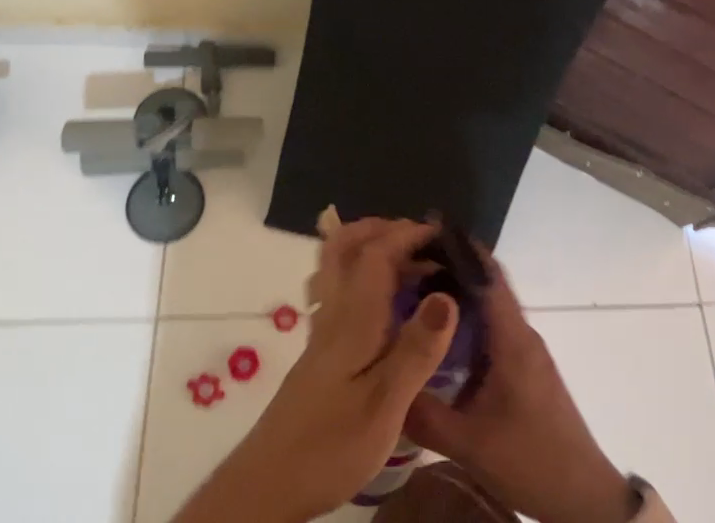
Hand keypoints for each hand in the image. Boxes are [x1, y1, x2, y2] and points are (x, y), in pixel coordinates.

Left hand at [176, 218, 459, 522]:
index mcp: (352, 322)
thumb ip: (416, 350)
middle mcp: (333, 316)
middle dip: (381, 229)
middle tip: (422, 239)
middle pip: (344, 246)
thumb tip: (446, 295)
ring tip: (411, 262)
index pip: (375, 253)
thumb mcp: (384, 406)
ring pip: (338, 267)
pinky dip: (365, 277)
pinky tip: (388, 304)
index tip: (442, 233)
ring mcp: (322, 334)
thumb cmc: (329, 447)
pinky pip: (341, 292)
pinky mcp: (321, 354)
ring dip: (371, 248)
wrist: (268, 485)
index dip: (407, 234)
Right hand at [404, 254, 634, 522]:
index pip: (488, 276)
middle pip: (485, 285)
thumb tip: (379, 383)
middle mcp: (521, 336)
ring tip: (409, 294)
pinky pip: (489, 331)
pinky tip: (434, 339)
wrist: (582, 496)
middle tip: (402, 266)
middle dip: (448, 268)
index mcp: (513, 341)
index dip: (459, 249)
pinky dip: (463, 323)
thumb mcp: (469, 444)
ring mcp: (524, 352)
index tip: (423, 232)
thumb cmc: (531, 460)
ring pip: (487, 309)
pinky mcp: (523, 370)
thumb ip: (423, 414)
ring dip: (455, 296)